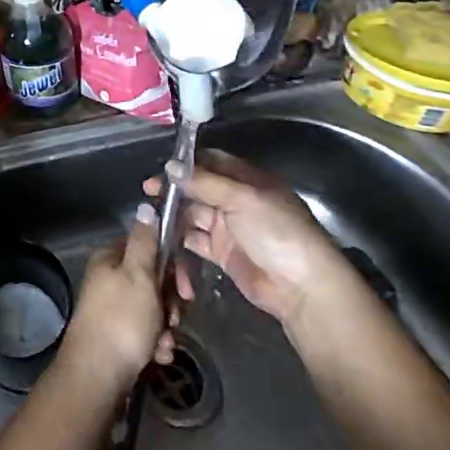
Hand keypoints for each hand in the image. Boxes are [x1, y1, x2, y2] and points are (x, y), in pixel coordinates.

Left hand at [58, 216, 177, 392]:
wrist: (96, 377)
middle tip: (174, 317)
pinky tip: (157, 355)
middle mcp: (109, 279)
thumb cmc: (121, 320)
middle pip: (154, 279)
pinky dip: (156, 343)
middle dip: (171, 301)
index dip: (171, 265)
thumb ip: (145, 240)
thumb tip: (145, 204)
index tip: (185, 285)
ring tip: (163, 342)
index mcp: (111, 258)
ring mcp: (113, 308)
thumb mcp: (138, 274)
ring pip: (154, 308)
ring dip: (165, 326)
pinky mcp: (118, 336)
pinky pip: (146, 332)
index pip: (149, 247)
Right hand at [143, 150, 347, 329]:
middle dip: (175, 190)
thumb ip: (204, 182)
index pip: (212, 162)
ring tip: (151, 216)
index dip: (186, 163)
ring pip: (194, 214)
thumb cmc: (276, 231)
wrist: (301, 288)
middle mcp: (237, 200)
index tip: (162, 168)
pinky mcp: (224, 253)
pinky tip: (162, 239)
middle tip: (148, 193)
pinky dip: (180, 240)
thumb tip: (170, 167)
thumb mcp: (242, 199)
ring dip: (175, 214)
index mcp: (247, 180)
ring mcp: (230, 228)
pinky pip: (196, 241)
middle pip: (199, 188)